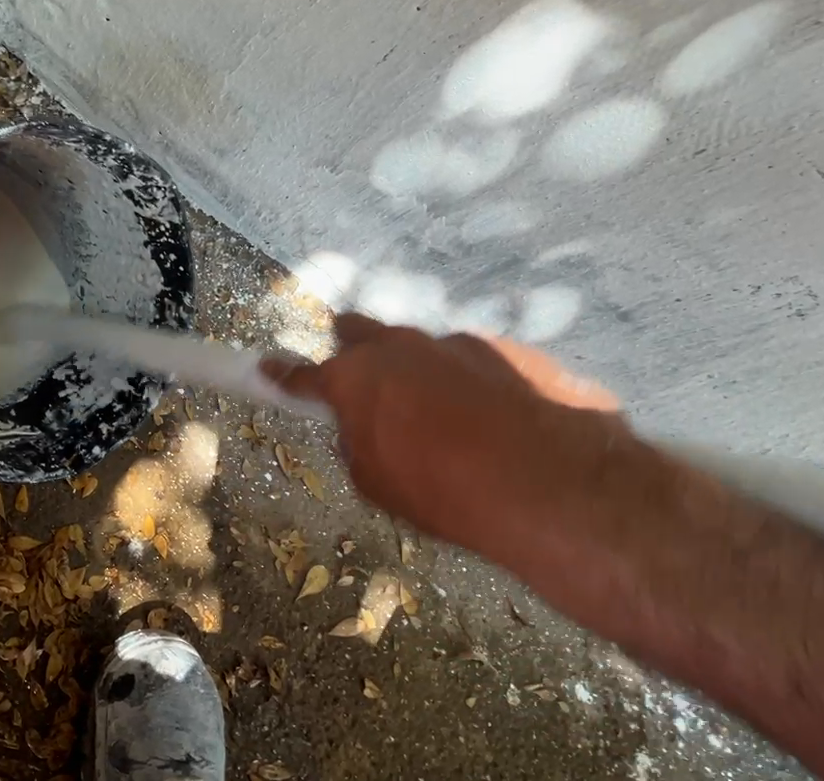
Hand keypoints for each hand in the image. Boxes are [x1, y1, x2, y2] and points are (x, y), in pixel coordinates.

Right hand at [262, 314, 636, 560]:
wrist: (558, 491)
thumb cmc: (444, 492)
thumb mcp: (375, 483)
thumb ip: (356, 444)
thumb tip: (362, 428)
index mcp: (355, 377)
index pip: (301, 374)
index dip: (281, 375)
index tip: (265, 367)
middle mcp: (401, 347)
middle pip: (359, 330)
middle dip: (353, 347)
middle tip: (364, 378)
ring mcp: (462, 344)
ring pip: (425, 349)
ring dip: (424, 372)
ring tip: (451, 418)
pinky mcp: (519, 354)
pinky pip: (485, 366)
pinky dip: (481, 387)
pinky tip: (504, 425)